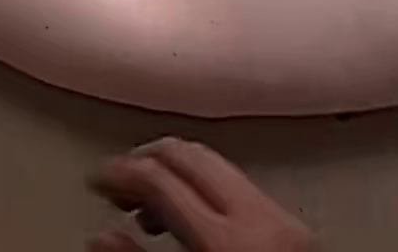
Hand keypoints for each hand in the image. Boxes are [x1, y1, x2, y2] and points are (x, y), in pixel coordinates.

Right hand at [89, 139, 314, 251]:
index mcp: (229, 244)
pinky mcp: (302, 235)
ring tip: (149, 205)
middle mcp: (262, 221)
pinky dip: (202, 190)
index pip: (156, 176)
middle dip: (142, 161)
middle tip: (117, 184)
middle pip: (182, 155)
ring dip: (171, 173)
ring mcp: (287, 224)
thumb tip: (102, 238)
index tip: (96, 181)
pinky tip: (191, 219)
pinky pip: (236, 187)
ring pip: (210, 165)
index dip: (115, 172)